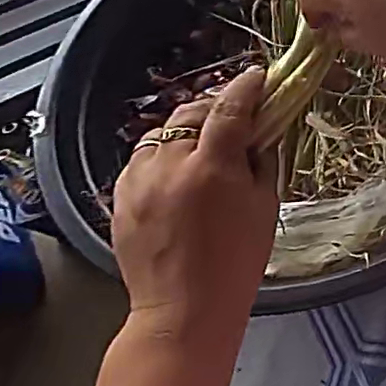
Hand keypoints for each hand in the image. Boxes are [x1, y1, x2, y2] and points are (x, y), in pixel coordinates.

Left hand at [111, 68, 277, 328]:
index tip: (260, 76)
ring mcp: (137, 180)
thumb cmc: (238, 260)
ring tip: (205, 143)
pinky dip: (163, 152)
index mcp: (212, 167)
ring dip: (187, 129)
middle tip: (237, 115)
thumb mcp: (266, 205)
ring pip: (162, 132)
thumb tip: (263, 131)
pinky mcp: (119, 195)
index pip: (230, 108)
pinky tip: (178, 168)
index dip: (247, 86)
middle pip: (192, 112)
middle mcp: (169, 165)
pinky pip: (142, 157)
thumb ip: (263, 160)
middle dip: (217, 106)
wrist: (184, 309)